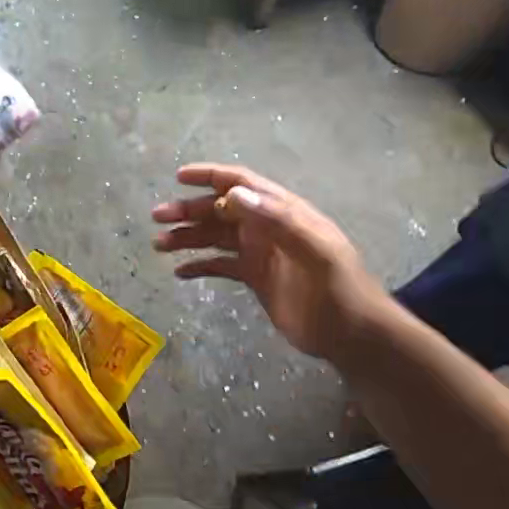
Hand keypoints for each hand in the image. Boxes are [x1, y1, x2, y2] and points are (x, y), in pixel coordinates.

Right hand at [153, 164, 386, 361]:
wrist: (350, 332)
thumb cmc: (338, 288)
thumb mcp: (315, 250)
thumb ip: (278, 221)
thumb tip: (234, 196)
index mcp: (282, 212)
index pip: (242, 184)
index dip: (211, 177)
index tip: (179, 177)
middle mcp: (267, 227)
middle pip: (220, 211)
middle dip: (188, 211)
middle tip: (158, 219)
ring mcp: (259, 252)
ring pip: (215, 238)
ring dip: (187, 238)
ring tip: (159, 245)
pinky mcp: (254, 278)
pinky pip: (220, 265)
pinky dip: (199, 266)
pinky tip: (180, 272)